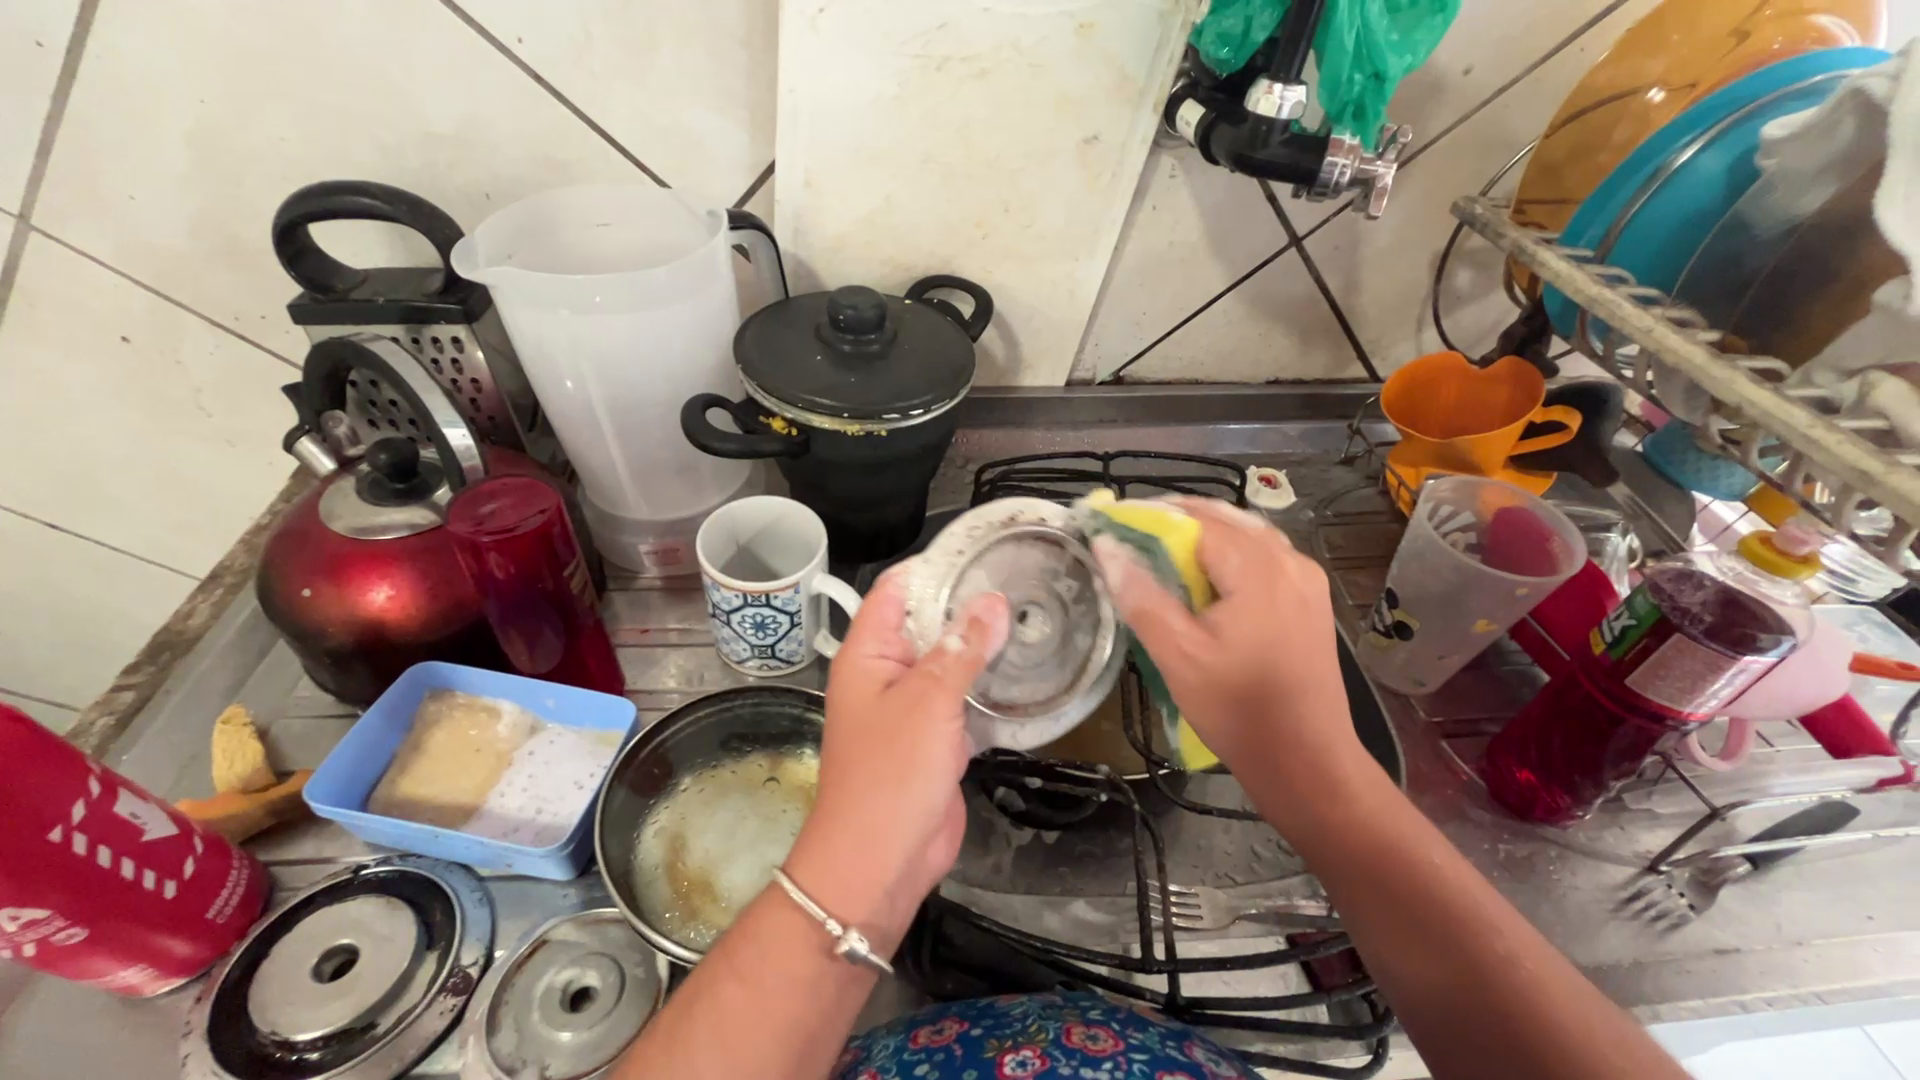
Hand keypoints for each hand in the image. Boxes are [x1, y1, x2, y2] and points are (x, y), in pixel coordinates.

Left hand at [783, 568, 1008, 953]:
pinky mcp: (934, 737)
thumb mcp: (928, 701)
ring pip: (948, 661)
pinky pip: (961, 698)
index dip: (935, 565)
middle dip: (967, 604)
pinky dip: (987, 685)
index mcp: (868, 653)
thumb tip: (991, 601)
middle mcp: (887, 673)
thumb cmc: (891, 774)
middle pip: (927, 622)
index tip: (982, 549)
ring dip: (981, 646)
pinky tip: (1024, 671)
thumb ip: (961, 649)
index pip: (897, 589)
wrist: (880, 860)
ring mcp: (911, 706)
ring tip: (1031, 617)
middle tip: (1022, 581)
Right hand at [1090, 497, 1360, 776]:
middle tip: (1130, 532)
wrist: (1306, 759)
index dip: (1151, 515)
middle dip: (1176, 519)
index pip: (1196, 520)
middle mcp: (1289, 561)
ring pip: (1247, 535)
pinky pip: (1264, 558)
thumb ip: (1141, 596)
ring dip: (1204, 535)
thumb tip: (1107, 546)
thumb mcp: (1178, 656)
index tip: (1112, 520)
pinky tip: (1206, 577)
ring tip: (1161, 550)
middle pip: (1225, 519)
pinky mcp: (1310, 600)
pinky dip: (1229, 554)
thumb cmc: (1238, 710)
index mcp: (1259, 569)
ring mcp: (1306, 580)